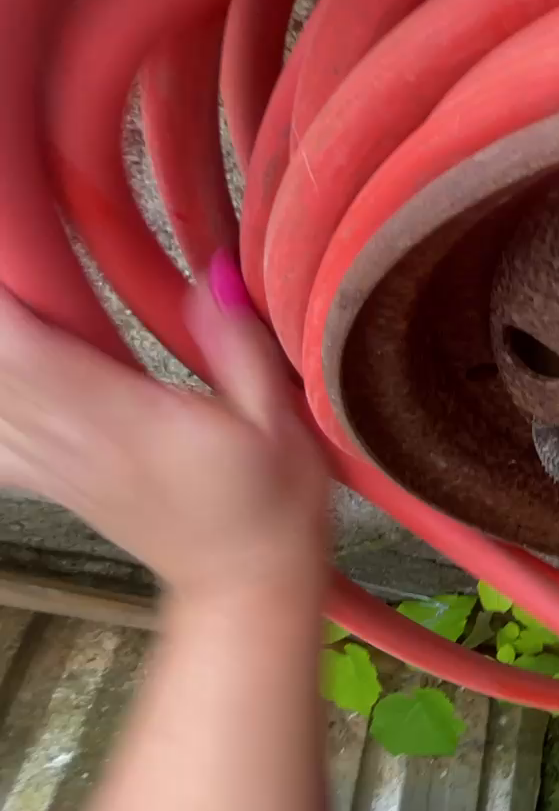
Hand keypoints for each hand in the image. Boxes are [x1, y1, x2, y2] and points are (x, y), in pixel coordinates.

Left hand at [0, 253, 331, 602]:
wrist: (248, 572)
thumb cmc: (275, 495)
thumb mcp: (279, 421)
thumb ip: (240, 348)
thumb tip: (214, 272)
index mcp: (122, 415)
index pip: (20, 341)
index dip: (1, 291)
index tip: (11, 238)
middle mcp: (64, 434)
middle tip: (13, 258)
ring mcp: (44, 459)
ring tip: (10, 312)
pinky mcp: (45, 476)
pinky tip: (3, 383)